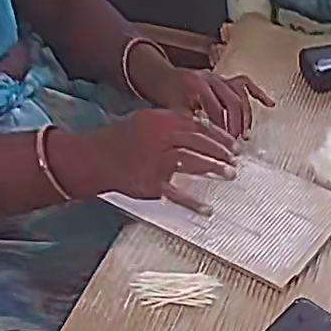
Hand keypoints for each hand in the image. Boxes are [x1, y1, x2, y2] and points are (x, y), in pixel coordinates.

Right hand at [60, 110, 236, 212]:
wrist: (95, 157)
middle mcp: (159, 139)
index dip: (218, 135)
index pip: (196, 126)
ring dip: (213, 169)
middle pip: (198, 143)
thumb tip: (200, 126)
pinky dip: (192, 204)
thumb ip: (171, 122)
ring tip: (230, 174)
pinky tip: (206, 210)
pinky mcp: (150, 184)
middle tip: (235, 159)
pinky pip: (175, 195)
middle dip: (220, 151)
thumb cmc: (122, 139)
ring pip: (190, 163)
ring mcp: (155, 162)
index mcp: (160, 121)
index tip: (232, 143)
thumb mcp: (146, 120)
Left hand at [126, 42, 275, 138]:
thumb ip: (188, 125)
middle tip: (238, 143)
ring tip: (246, 134)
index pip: (217, 110)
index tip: (225, 146)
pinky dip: (258, 94)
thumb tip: (200, 144)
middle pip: (233, 102)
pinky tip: (270, 104)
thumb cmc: (168, 96)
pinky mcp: (225, 79)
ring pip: (241, 95)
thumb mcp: (174, 113)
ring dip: (246, 116)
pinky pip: (246, 84)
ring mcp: (220, 77)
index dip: (222, 130)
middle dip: (237, 125)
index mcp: (197, 85)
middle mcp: (211, 78)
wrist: (162, 77)